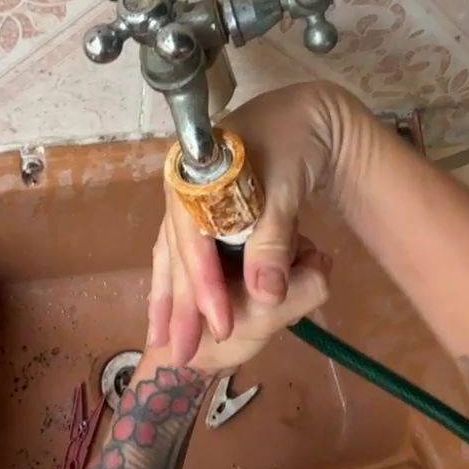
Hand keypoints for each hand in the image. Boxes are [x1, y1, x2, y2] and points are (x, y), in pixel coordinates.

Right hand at [147, 81, 362, 364]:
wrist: (308, 114)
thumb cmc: (295, 144)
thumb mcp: (285, 187)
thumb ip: (272, 239)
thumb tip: (266, 295)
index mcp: (196, 177)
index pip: (193, 240)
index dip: (204, 285)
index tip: (219, 327)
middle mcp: (184, 190)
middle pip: (177, 253)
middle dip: (180, 305)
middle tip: (179, 353)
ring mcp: (191, 199)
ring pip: (175, 254)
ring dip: (170, 298)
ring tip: (160, 340)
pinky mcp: (204, 209)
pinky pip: (185, 249)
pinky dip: (179, 279)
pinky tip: (167, 307)